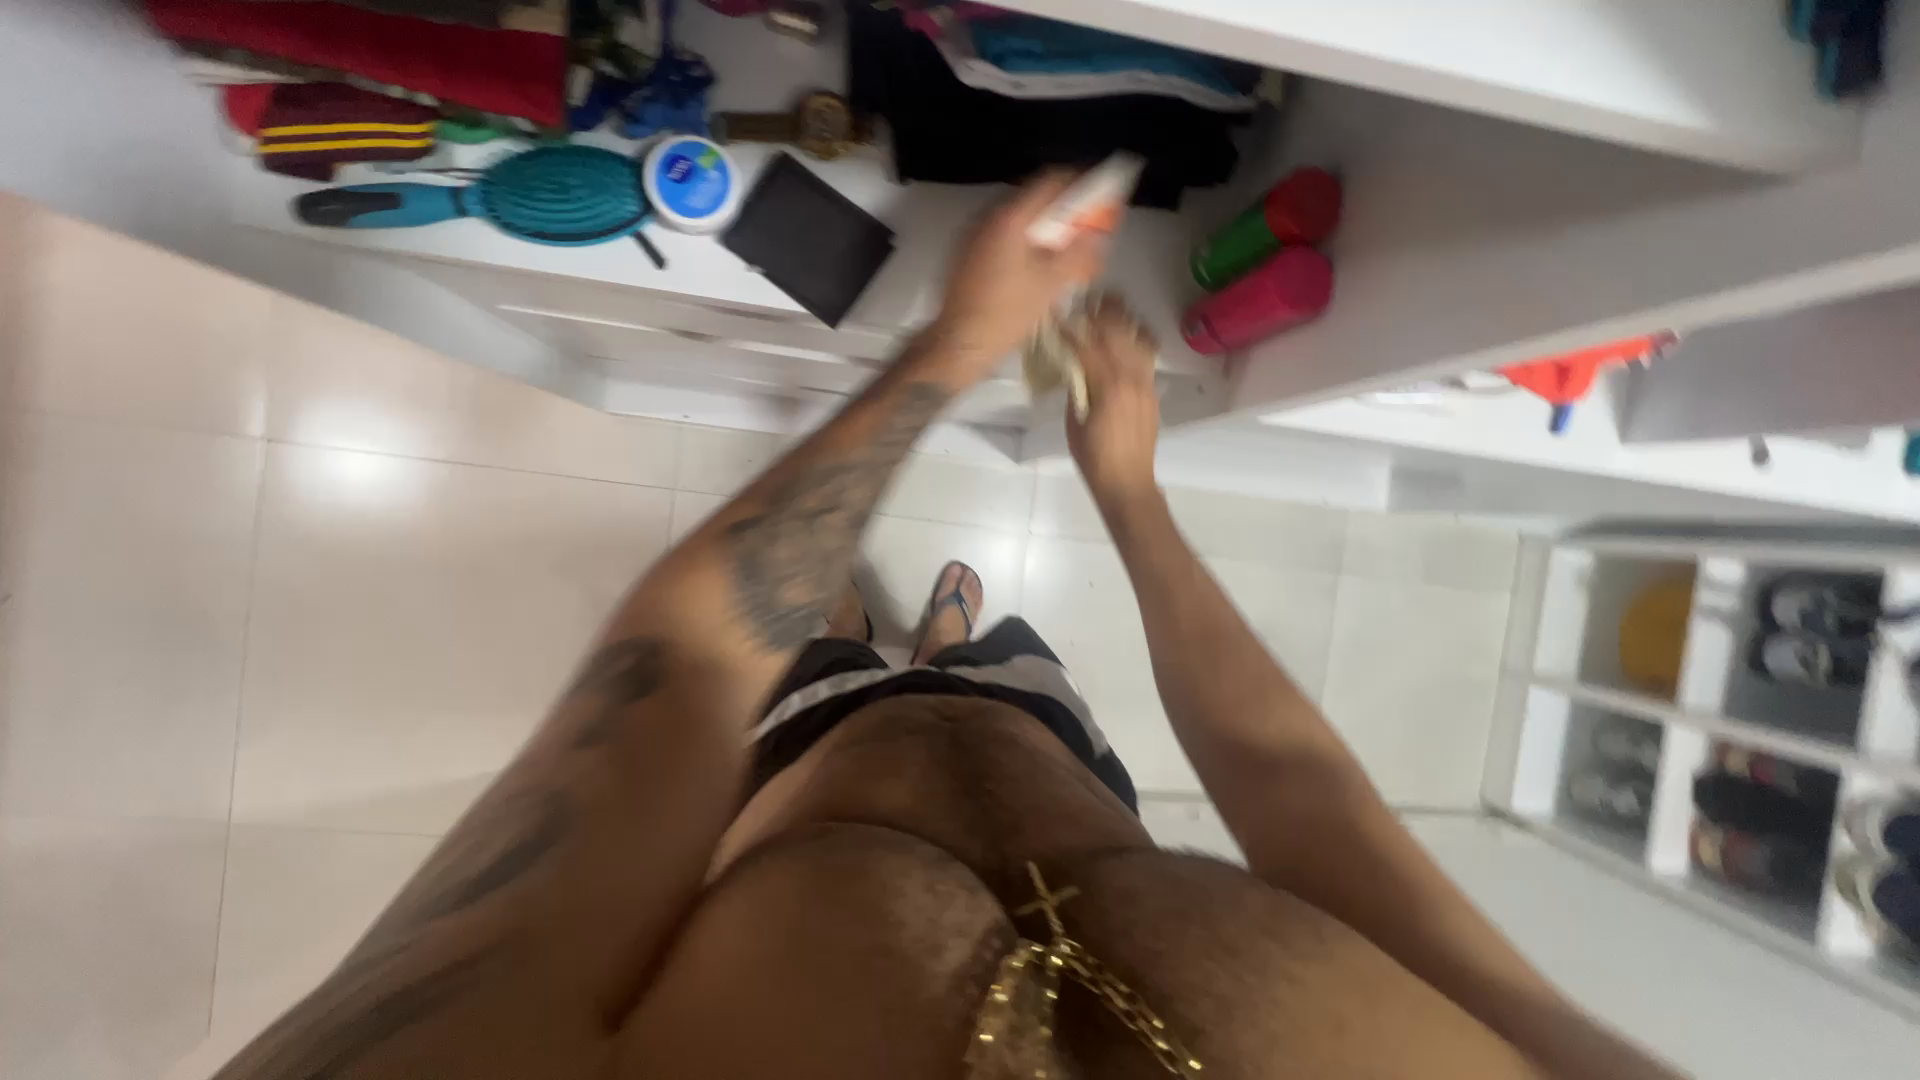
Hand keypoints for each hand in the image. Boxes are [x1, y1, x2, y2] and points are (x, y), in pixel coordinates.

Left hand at [928, 171, 1110, 373]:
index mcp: (1010, 218)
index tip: (1097, 195)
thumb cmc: (1006, 314)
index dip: (1078, 184)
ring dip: (1040, 230)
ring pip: (1015, 221)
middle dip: (1061, 212)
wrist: (960, 342)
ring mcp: (972, 237)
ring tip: (1060, 252)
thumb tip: (1096, 236)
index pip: (1050, 181)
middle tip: (1082, 228)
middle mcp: (987, 219)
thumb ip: (1079, 254)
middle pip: (1031, 201)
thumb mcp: (1051, 284)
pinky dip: (1020, 243)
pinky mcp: (964, 256)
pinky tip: (1032, 268)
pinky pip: (999, 238)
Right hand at [1066, 294, 1159, 503]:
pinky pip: (1147, 356)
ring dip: (1122, 321)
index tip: (1057, 316)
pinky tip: (1126, 335)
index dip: (1070, 329)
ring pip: (1137, 339)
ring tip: (1110, 307)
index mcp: (1107, 386)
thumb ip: (1076, 390)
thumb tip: (1074, 367)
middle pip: (1117, 333)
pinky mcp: (1151, 391)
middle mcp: (1131, 378)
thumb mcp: (1074, 422)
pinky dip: (1136, 340)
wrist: (1128, 482)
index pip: (1086, 346)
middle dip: (1101, 313)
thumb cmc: (1093, 458)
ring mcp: (1145, 383)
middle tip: (1087, 300)